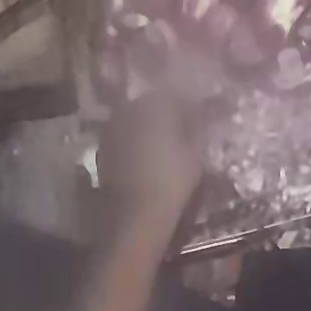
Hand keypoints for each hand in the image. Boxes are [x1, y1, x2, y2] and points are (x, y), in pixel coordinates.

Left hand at [98, 93, 202, 241]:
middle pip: (154, 104)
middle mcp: (128, 108)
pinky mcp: (103, 149)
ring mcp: (111, 128)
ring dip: (152, 128)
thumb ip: (198, 129)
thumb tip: (202, 115)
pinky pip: (126, 137)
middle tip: (188, 129)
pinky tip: (150, 158)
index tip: (208, 115)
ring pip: (137, 120)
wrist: (135, 215)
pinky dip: (139, 143)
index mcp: (154, 103)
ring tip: (169, 145)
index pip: (179, 94)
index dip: (195, 105)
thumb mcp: (196, 154)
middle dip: (171, 113)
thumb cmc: (172, 182)